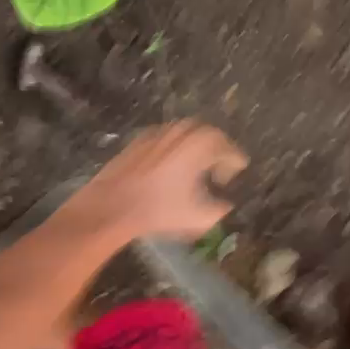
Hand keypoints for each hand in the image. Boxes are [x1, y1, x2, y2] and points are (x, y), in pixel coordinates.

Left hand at [63, 121, 246, 241]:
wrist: (112, 205)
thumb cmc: (159, 210)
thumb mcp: (199, 217)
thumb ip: (220, 209)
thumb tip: (224, 204)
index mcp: (200, 145)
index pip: (228, 148)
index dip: (235, 161)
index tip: (237, 172)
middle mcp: (181, 131)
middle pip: (208, 135)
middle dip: (217, 150)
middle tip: (219, 168)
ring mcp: (157, 133)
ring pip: (185, 133)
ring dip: (195, 147)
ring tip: (196, 168)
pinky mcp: (139, 139)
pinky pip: (166, 139)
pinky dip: (174, 149)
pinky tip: (171, 168)